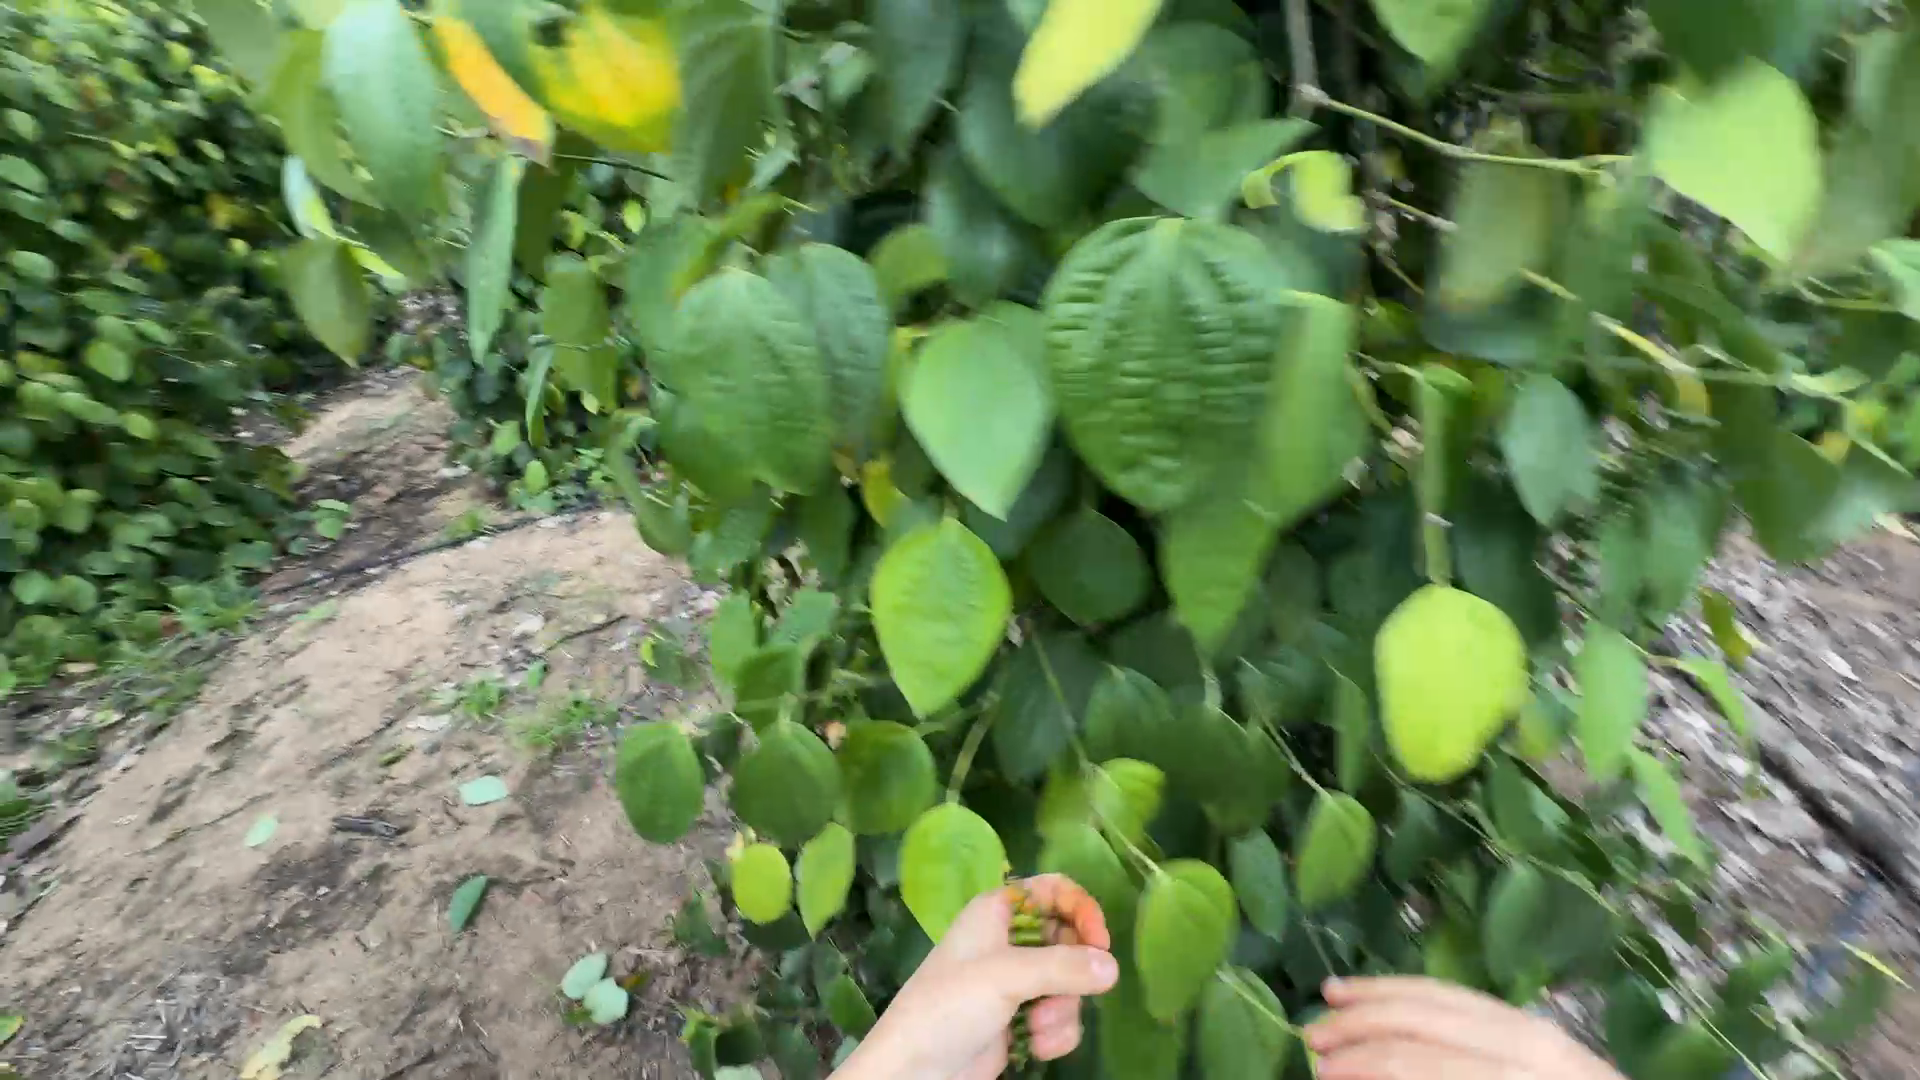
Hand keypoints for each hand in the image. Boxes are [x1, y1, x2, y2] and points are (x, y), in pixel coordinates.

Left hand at [835, 874, 1119, 1079]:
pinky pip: (1060, 1015)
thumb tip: (1113, 967)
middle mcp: (1010, 939)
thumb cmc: (951, 1004)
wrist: (916, 1071)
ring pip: (1069, 982)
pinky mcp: (1021, 1019)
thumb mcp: (1005, 976)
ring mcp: (1016, 981)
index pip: (1053, 890)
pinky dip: (1055, 1032)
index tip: (1100, 940)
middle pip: (1068, 938)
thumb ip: (1062, 967)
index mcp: (998, 910)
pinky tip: (1033, 1046)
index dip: (1081, 909)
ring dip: (1062, 1008)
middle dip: (1073, 971)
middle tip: (1073, 990)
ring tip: (1037, 1026)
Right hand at [1305, 977, 1626, 1079]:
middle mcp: (1531, 1050)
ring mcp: (1538, 1031)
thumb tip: (1361, 1079)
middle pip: (1424, 1022)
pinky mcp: (1538, 1026)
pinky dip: (1412, 988)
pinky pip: (1462, 994)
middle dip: (1359, 1028)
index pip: (1422, 1064)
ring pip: (1438, 995)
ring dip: (1376, 995)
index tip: (1320, 1073)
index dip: (1366, 1064)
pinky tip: (1381, 991)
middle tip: (1311, 1038)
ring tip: (1329, 997)